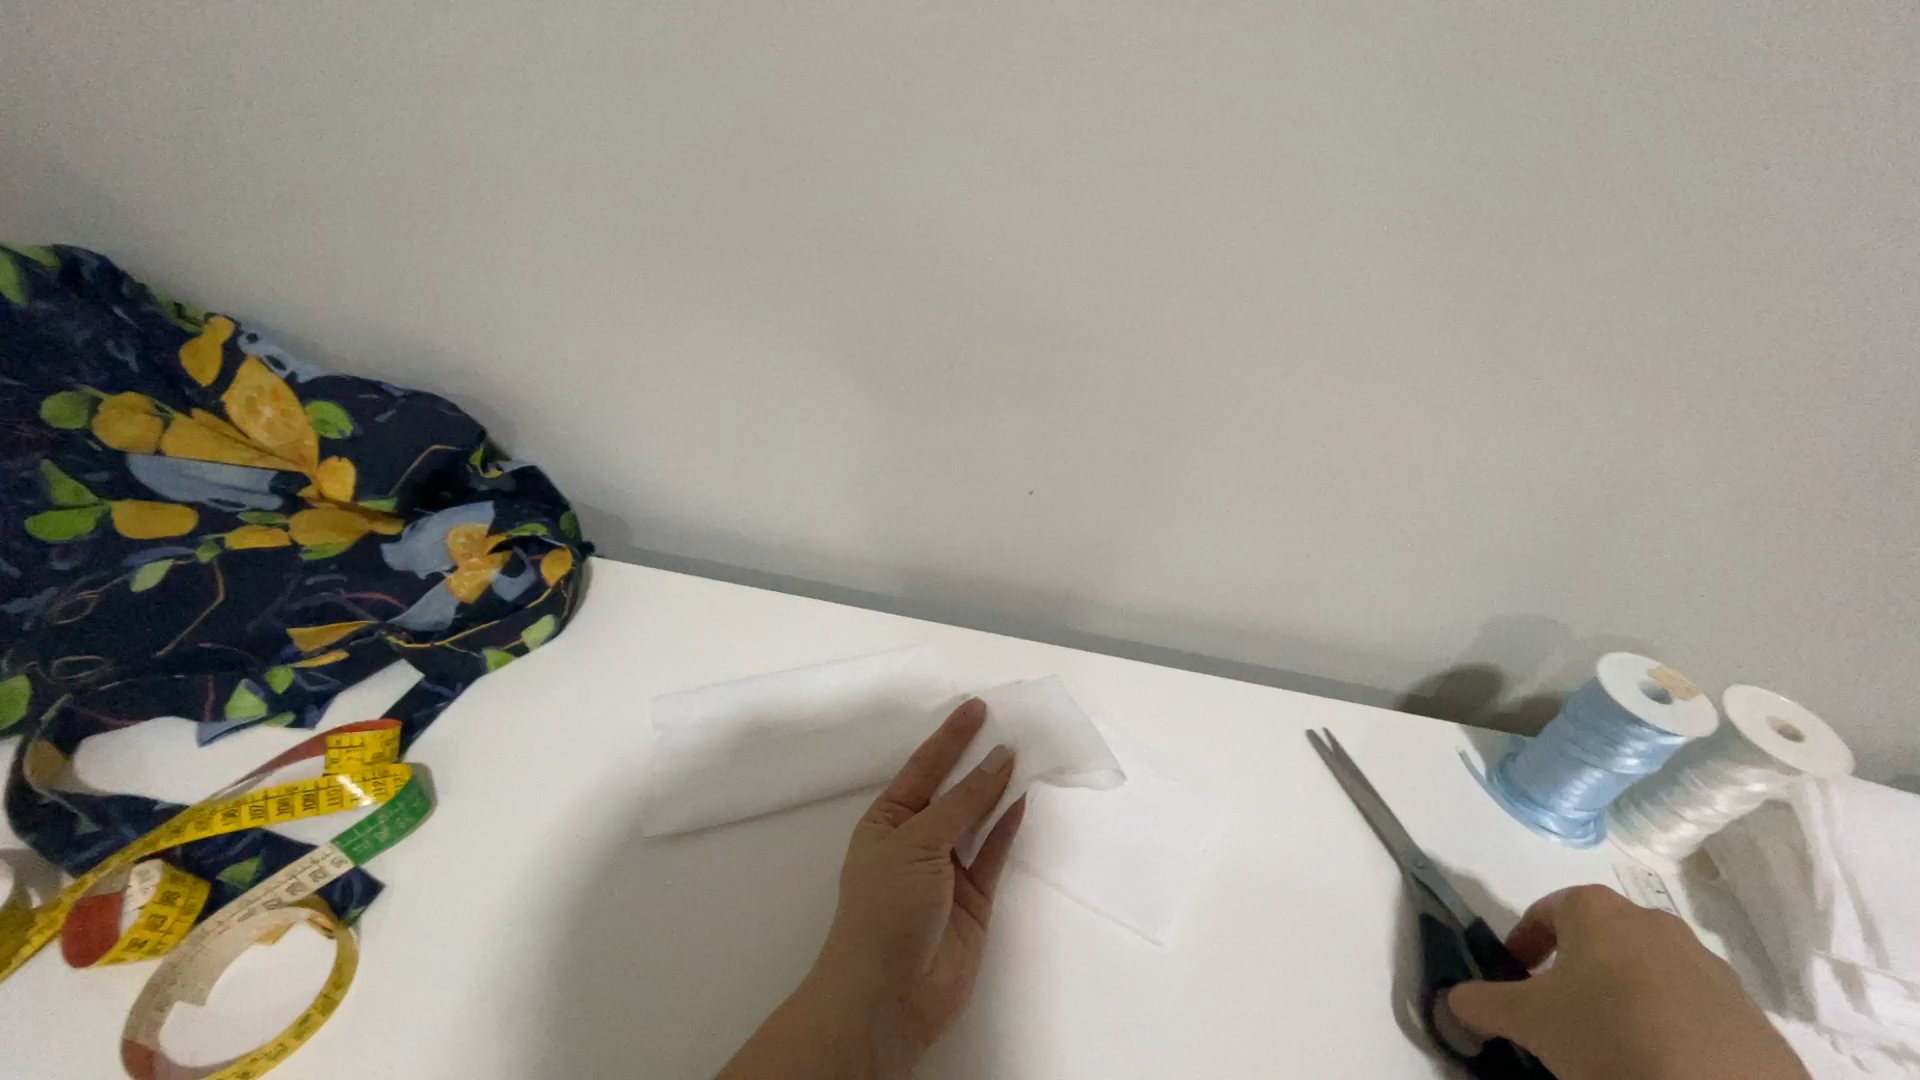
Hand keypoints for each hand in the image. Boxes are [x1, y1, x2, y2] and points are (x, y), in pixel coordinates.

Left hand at [717, 698, 1022, 1079]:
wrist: (890, 994)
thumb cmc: (886, 906)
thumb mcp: (918, 842)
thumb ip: (963, 803)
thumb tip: (999, 761)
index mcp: (888, 819)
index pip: (923, 767)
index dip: (950, 737)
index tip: (976, 707)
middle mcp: (918, 838)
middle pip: (953, 789)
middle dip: (977, 758)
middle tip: (1008, 722)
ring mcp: (948, 867)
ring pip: (978, 816)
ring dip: (998, 787)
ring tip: (1025, 751)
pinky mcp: (975, 895)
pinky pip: (994, 850)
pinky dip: (1009, 824)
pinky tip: (1024, 796)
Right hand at [1448, 885, 1809, 1079]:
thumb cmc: (1608, 1033)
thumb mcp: (1526, 1019)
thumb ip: (1479, 1002)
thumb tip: (1453, 1002)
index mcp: (1596, 909)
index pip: (1544, 912)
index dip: (1523, 944)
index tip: (1516, 979)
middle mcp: (1653, 922)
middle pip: (1598, 939)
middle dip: (1575, 971)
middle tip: (1560, 1013)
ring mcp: (1711, 967)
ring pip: (1648, 974)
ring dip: (1624, 998)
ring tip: (1612, 1045)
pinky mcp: (1753, 1015)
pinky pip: (1694, 1011)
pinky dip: (1671, 1029)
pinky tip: (1660, 1064)